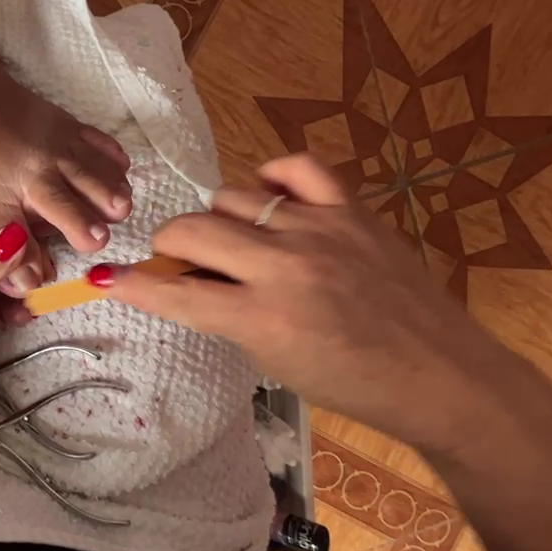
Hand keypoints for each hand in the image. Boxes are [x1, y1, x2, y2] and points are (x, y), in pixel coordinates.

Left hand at [0, 55, 134, 295]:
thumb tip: (28, 284)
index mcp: (32, 187)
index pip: (68, 222)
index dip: (82, 238)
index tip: (83, 250)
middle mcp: (57, 165)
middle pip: (99, 197)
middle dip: (105, 219)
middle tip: (101, 231)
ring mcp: (66, 141)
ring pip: (108, 172)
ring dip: (115, 193)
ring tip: (115, 208)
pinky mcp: (68, 122)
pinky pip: (105, 144)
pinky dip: (114, 162)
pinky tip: (115, 173)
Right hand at [89, 153, 521, 453]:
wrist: (447, 379)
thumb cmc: (352, 383)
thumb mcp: (272, 358)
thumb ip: (220, 312)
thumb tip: (174, 277)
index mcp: (266, 318)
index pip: (175, 293)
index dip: (131, 285)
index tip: (104, 278)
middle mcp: (287, 266)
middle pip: (191, 229)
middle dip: (170, 246)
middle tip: (183, 262)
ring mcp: (322, 231)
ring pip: (231, 196)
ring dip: (221, 220)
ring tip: (240, 242)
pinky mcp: (353, 211)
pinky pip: (296, 166)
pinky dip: (272, 178)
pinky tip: (273, 202)